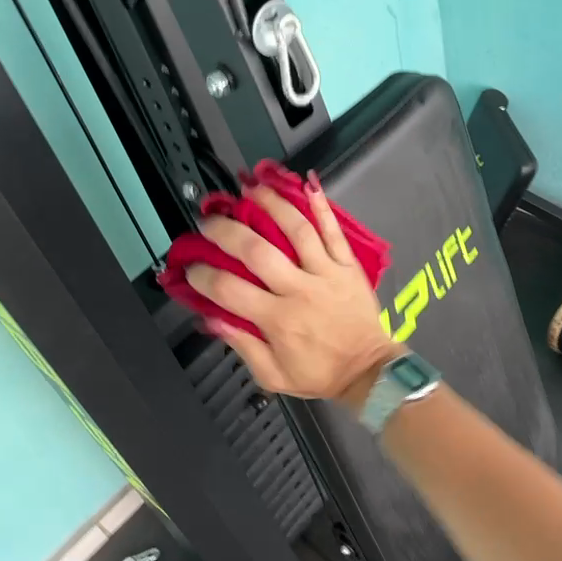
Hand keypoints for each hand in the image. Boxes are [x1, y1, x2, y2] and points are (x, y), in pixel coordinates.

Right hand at [186, 172, 401, 409]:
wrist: (369, 371)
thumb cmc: (320, 374)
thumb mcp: (273, 376)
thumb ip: (242, 346)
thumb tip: (212, 319)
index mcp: (277, 320)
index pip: (229, 290)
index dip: (204, 275)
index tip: (192, 266)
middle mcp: (299, 291)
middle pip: (257, 252)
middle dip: (227, 231)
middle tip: (209, 220)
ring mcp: (326, 273)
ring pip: (297, 231)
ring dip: (272, 205)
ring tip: (250, 189)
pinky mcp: (348, 266)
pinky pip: (334, 232)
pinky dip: (322, 206)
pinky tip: (309, 184)